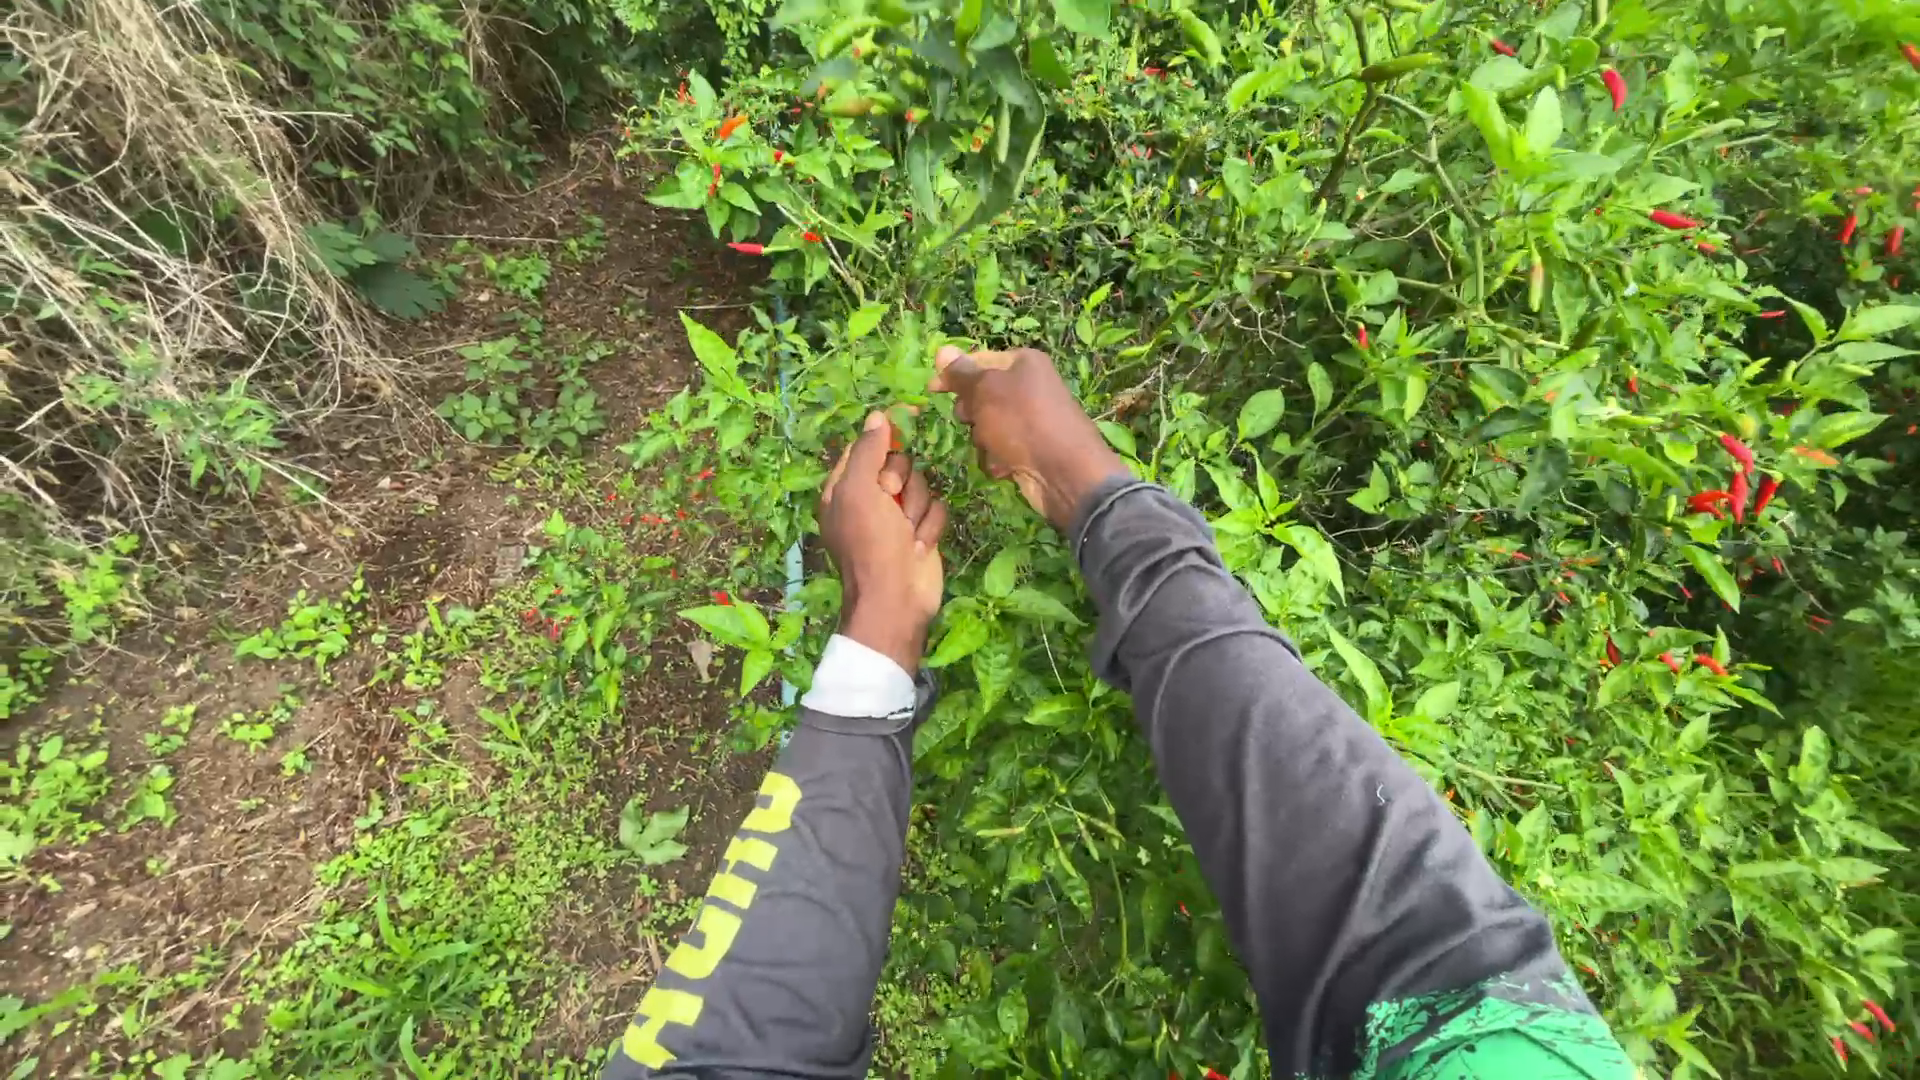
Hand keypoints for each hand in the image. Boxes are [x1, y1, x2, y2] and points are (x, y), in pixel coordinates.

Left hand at [820, 411, 949, 672]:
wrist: (897, 599)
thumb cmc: (871, 544)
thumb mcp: (859, 491)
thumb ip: (867, 451)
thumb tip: (877, 416)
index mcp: (843, 488)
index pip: (865, 446)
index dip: (884, 437)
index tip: (907, 420)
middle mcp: (869, 499)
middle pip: (899, 463)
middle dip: (902, 482)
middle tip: (892, 502)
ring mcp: (896, 516)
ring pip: (921, 485)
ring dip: (917, 508)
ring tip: (906, 533)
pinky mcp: (921, 530)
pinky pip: (936, 509)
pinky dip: (930, 527)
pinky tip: (919, 546)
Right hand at [928, 345, 1130, 528]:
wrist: (1065, 473)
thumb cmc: (1023, 421)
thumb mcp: (987, 391)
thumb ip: (962, 374)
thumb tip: (943, 350)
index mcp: (1024, 364)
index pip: (979, 361)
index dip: (954, 375)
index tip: (932, 389)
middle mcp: (1029, 388)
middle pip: (981, 396)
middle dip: (972, 413)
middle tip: (973, 420)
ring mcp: (1030, 422)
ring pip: (986, 427)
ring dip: (983, 441)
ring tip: (995, 447)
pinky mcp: (1030, 451)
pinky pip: (999, 451)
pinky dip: (998, 460)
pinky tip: (1006, 467)